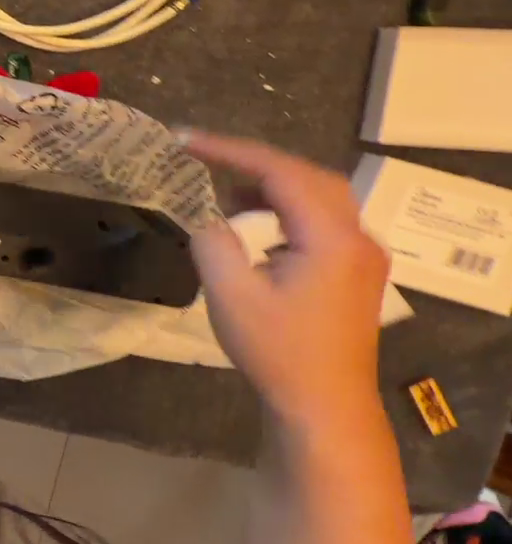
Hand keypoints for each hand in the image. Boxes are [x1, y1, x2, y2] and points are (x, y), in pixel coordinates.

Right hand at [181, 131, 389, 434]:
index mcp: (331, 240)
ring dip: (268, 181)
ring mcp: (359, 256)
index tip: (185, 142)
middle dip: (253, 159)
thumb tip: (201, 213)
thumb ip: (211, 242)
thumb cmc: (276, 348)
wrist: (321, 401)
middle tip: (200, 154)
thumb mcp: (229, 294)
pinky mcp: (350, 270)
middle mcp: (356, 240)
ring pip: (317, 196)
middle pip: (310, 178)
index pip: (284, 175)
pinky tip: (247, 217)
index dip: (232, 152)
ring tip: (217, 182)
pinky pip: (317, 219)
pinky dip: (280, 204)